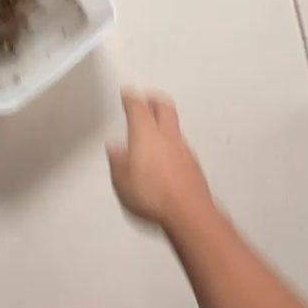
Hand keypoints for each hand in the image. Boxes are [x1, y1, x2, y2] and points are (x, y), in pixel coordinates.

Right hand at [106, 89, 216, 232]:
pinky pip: (180, 144)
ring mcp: (183, 148)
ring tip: (153, 130)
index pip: (137, 106)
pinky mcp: (193, 163)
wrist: (188, 213)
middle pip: (163, 105)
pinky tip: (165, 157)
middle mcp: (166, 135)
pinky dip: (171, 143)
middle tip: (145, 99)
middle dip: (152, 99)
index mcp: (145, 133)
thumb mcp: (121, 181)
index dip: (130, 97)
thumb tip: (114, 148)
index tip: (127, 94)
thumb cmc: (153, 195)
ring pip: (173, 125)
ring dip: (163, 121)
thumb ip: (117, 161)